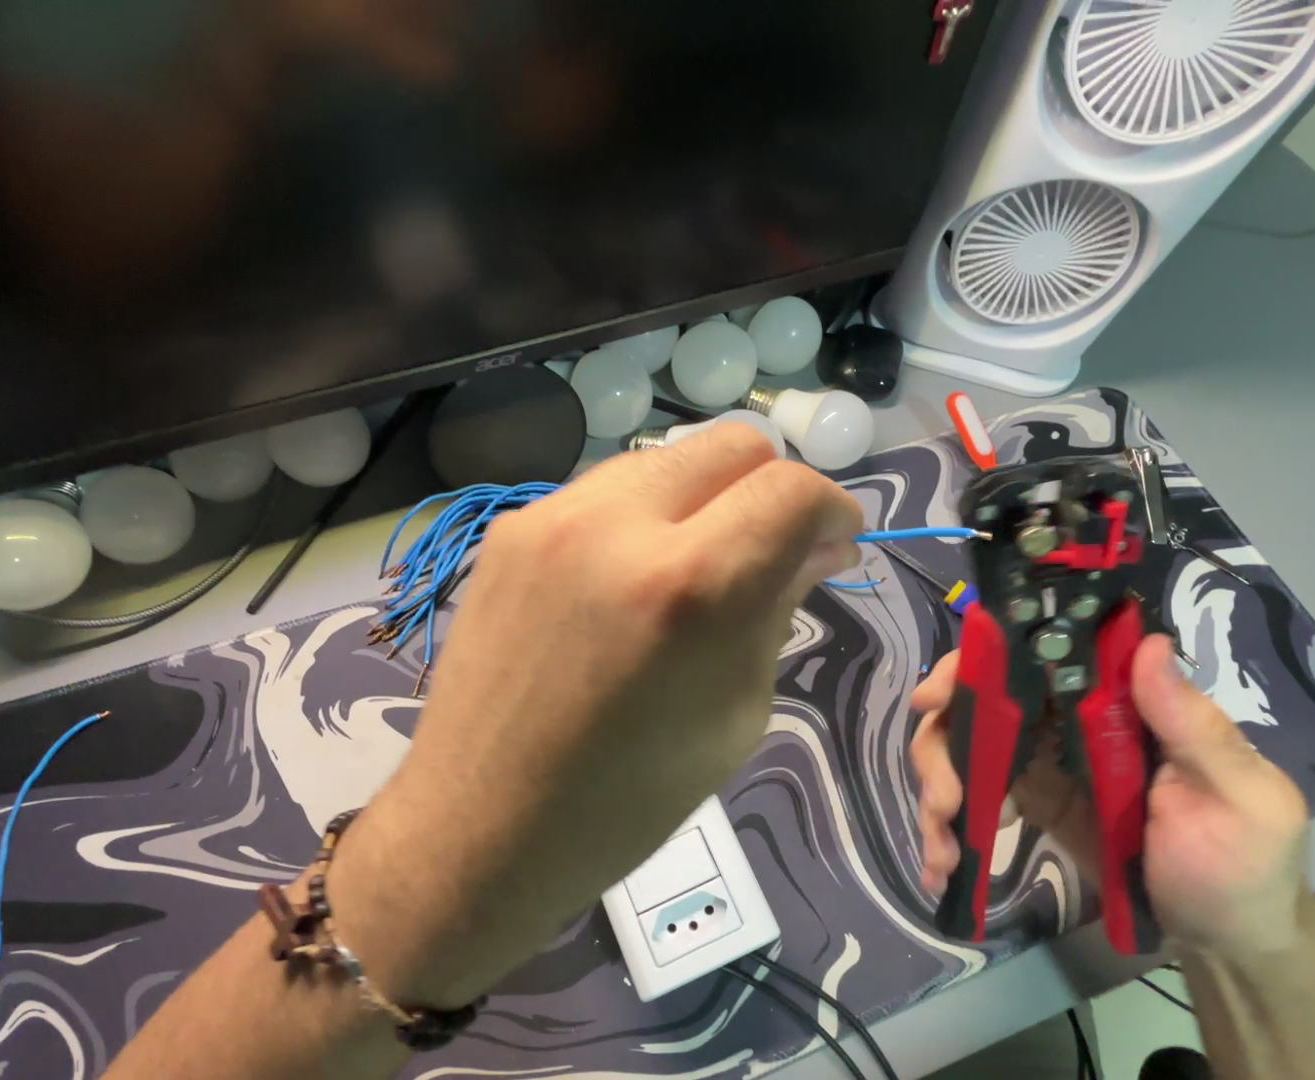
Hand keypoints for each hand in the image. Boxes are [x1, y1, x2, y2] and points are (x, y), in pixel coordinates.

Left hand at [331, 424, 862, 1003]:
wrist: (481, 821)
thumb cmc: (625, 799)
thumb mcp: (736, 712)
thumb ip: (777, 608)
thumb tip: (814, 546)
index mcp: (690, 585)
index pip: (791, 490)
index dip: (832, 509)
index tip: (833, 542)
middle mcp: (618, 525)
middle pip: (731, 444)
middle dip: (771, 487)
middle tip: (771, 547)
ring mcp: (552, 516)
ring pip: (665, 460)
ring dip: (703, 496)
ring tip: (697, 561)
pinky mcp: (511, 527)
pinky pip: (604, 491)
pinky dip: (641, 516)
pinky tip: (630, 575)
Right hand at [909, 635, 1311, 958]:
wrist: (1223, 937)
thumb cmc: (1243, 863)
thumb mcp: (1242, 800)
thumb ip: (1196, 729)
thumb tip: (1148, 644)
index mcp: (1115, 700)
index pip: (1032, 653)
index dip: (972, 664)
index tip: (935, 697)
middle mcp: (1067, 715)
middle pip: (975, 698)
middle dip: (939, 741)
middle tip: (942, 798)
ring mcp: (1040, 756)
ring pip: (960, 742)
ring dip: (936, 786)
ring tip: (943, 847)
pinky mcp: (1024, 796)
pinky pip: (969, 790)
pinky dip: (945, 824)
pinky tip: (941, 865)